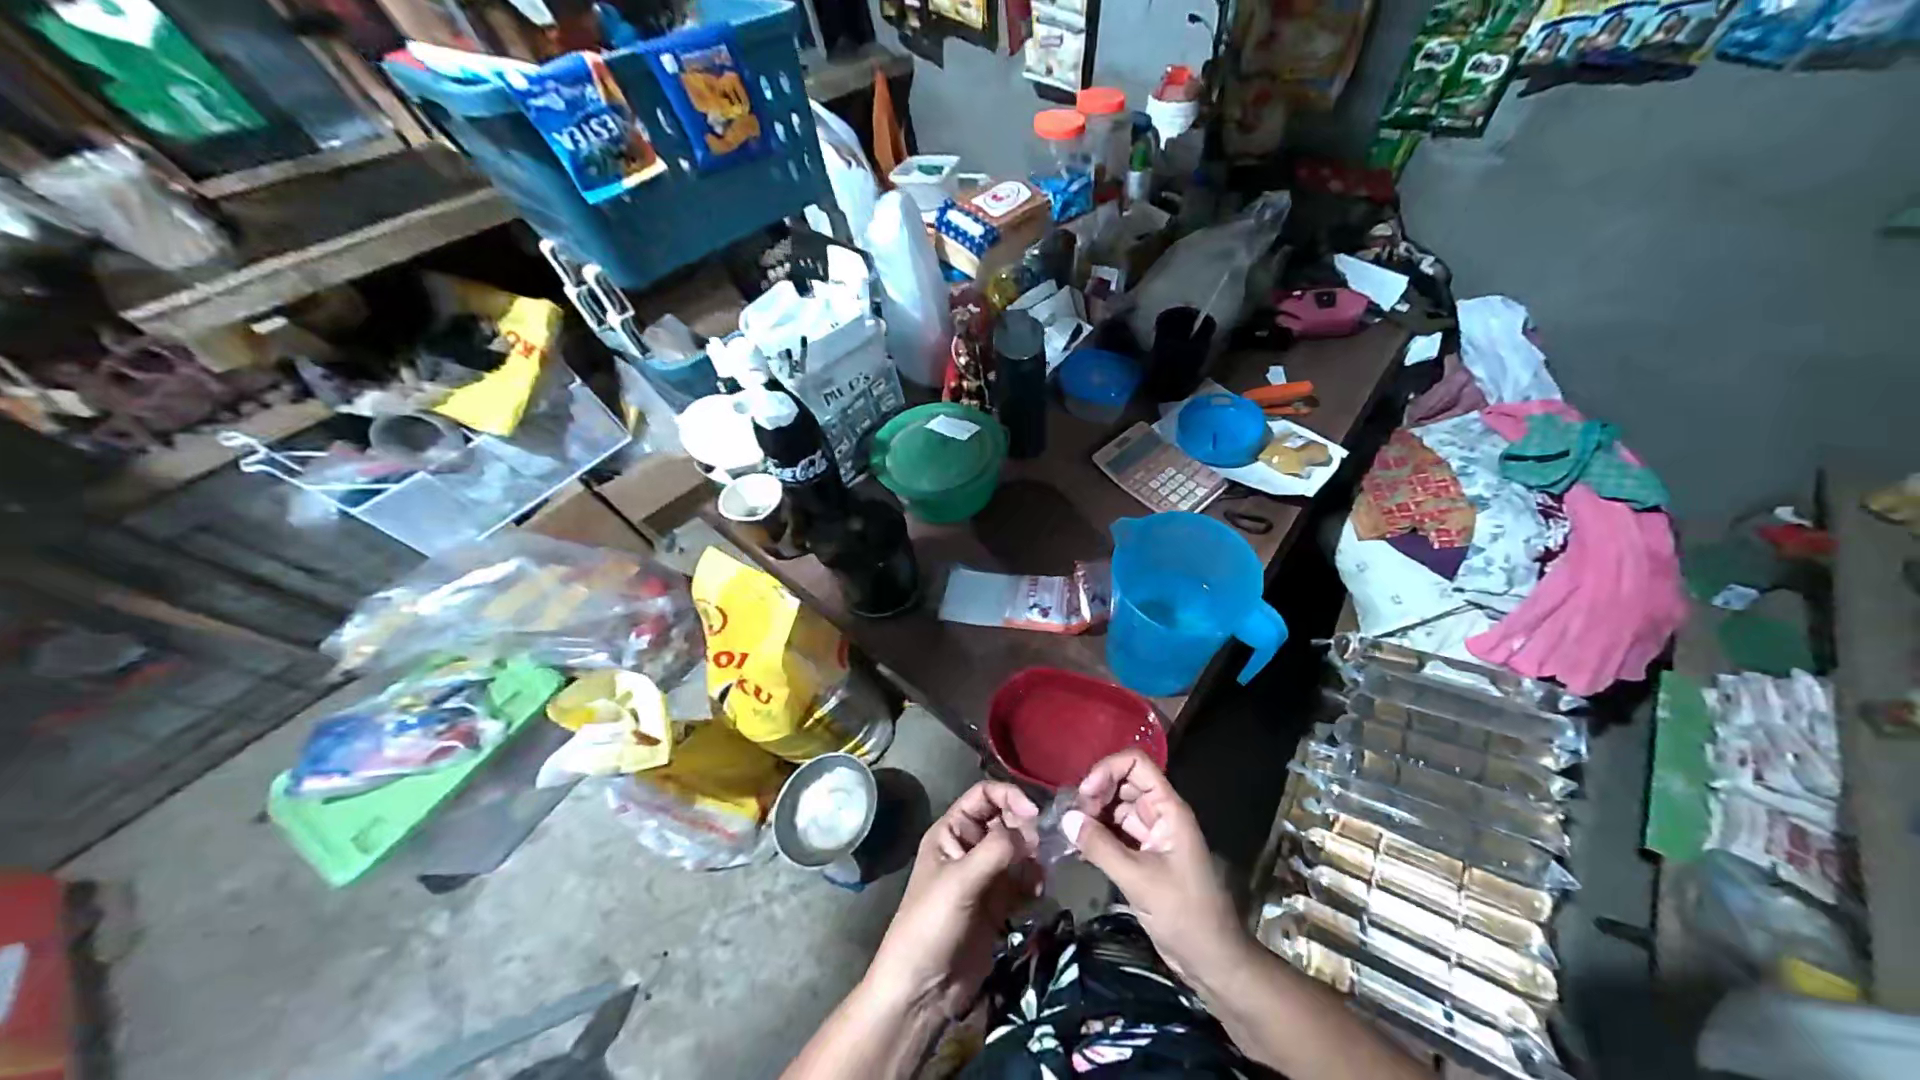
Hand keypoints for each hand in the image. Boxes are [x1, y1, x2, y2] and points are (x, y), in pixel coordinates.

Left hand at [865, 781, 1041, 1017]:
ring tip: (1041, 874)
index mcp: (950, 831)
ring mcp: (984, 876)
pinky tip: (1037, 894)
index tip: (1034, 815)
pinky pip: (1023, 880)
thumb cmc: (931, 925)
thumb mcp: (960, 881)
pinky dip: (1033, 882)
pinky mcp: (998, 903)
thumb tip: (1031, 829)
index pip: (984, 795)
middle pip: (1005, 820)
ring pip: (1018, 851)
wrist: (923, 990)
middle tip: (1042, 848)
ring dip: (1034, 857)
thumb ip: (996, 850)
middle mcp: (968, 847)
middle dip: (1026, 829)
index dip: (1009, 797)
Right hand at [1062, 749, 1250, 987]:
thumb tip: (1066, 818)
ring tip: (1069, 832)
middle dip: (1096, 792)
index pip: (1136, 764)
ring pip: (1116, 808)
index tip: (1085, 794)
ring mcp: (1151, 835)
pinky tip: (1076, 846)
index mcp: (1169, 809)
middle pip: (1123, 782)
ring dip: (1092, 814)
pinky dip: (1096, 835)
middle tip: (1073, 818)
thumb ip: (1101, 847)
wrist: (1211, 960)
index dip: (1108, 769)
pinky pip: (1115, 833)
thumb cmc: (1184, 914)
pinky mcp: (1142, 857)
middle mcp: (1160, 815)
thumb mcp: (1140, 879)